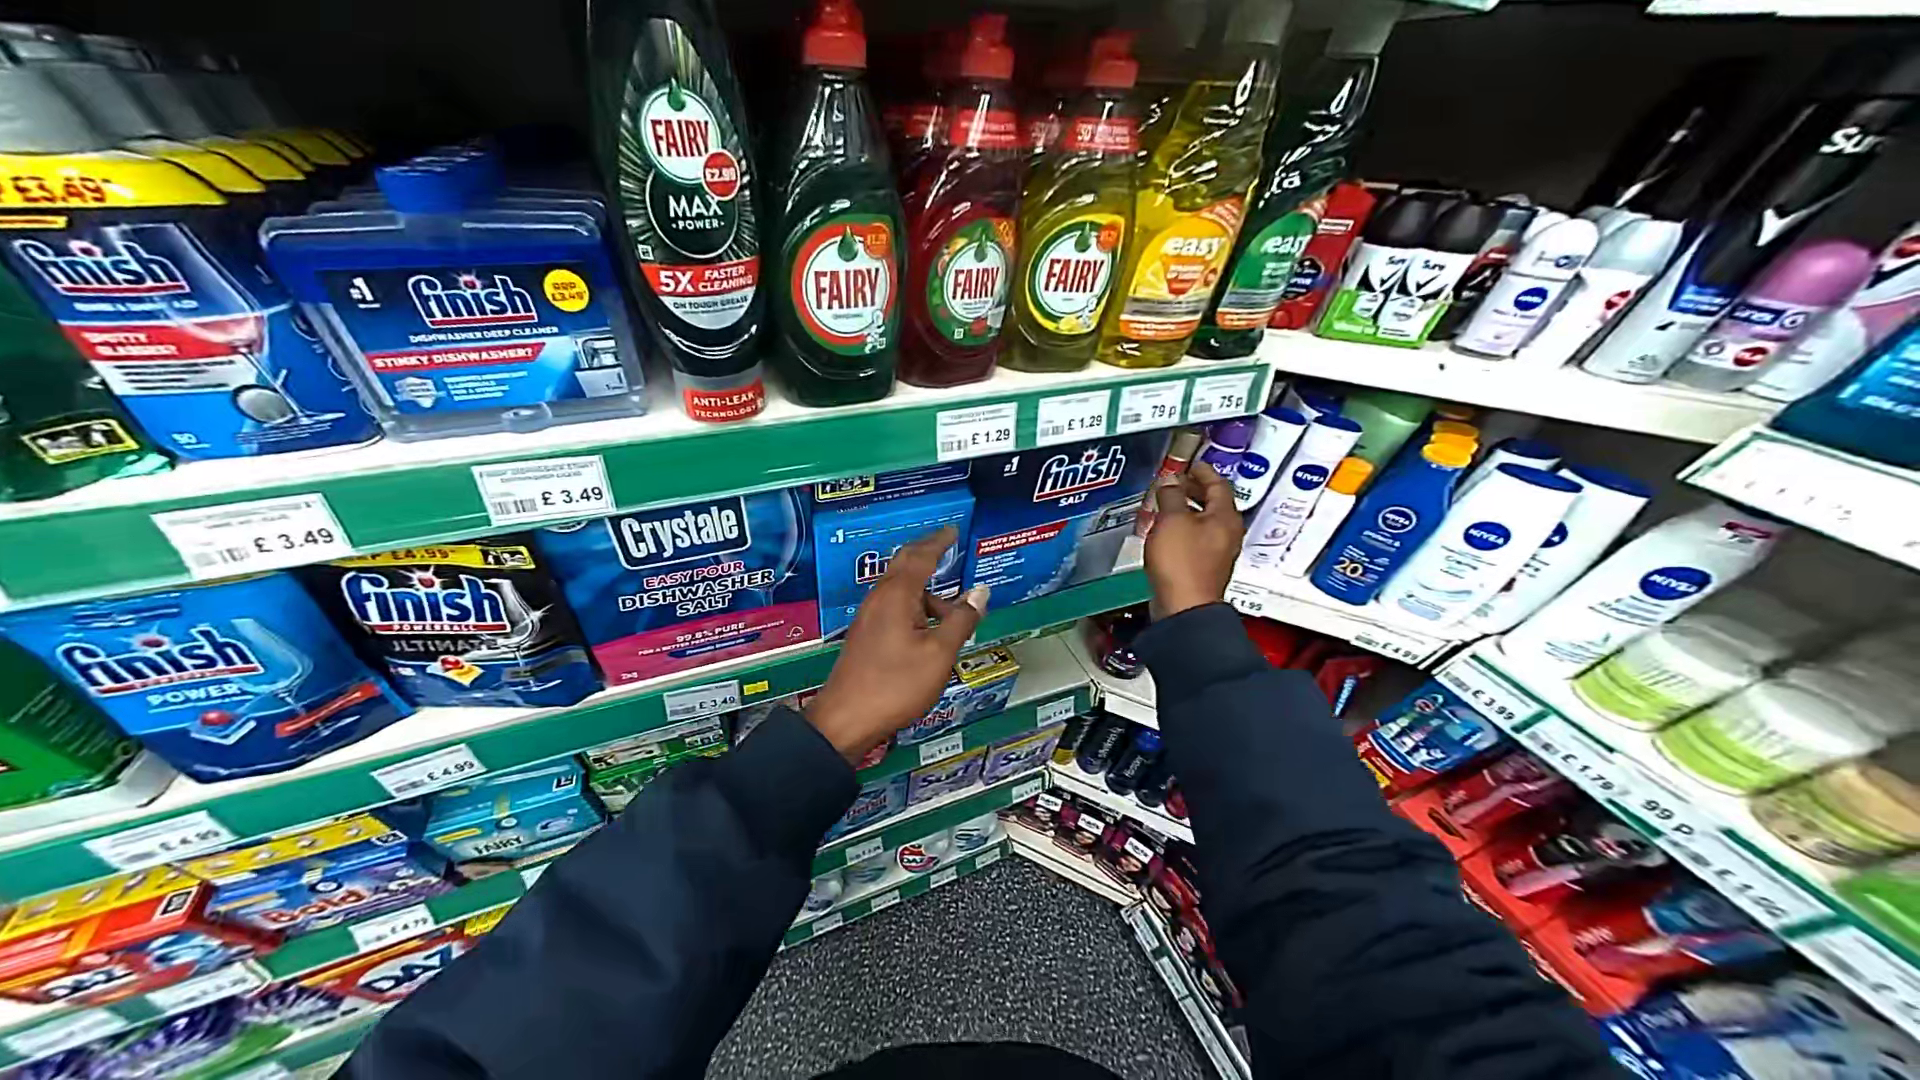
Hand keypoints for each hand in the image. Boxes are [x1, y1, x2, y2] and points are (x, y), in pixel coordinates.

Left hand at [807, 527, 989, 764]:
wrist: (846, 719)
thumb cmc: (896, 685)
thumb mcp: (940, 654)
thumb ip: (962, 620)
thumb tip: (980, 591)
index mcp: (897, 595)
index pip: (921, 556)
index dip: (939, 542)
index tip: (953, 530)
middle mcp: (879, 598)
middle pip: (905, 565)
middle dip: (927, 554)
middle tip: (948, 547)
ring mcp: (869, 617)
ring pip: (901, 590)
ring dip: (927, 592)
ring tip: (953, 614)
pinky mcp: (866, 635)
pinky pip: (895, 607)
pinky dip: (916, 608)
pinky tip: (930, 632)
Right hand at [1144, 461, 1242, 619]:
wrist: (1184, 606)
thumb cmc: (1181, 561)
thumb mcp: (1171, 520)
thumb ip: (1171, 496)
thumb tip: (1170, 482)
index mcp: (1225, 517)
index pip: (1218, 484)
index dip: (1203, 471)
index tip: (1189, 464)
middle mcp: (1227, 532)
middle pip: (1214, 503)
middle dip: (1194, 490)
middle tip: (1174, 482)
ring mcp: (1218, 551)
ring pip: (1205, 521)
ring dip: (1187, 509)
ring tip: (1165, 504)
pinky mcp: (1205, 566)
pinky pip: (1197, 538)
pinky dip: (1183, 527)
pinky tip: (1165, 531)